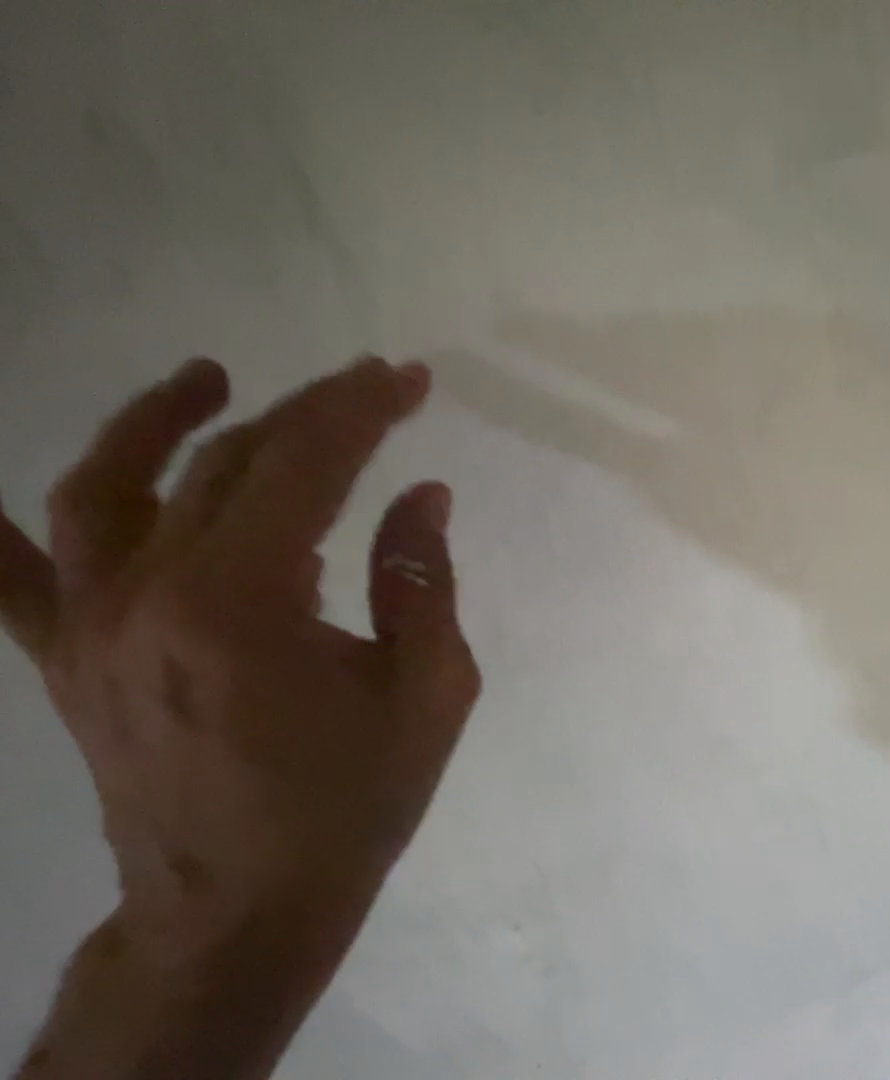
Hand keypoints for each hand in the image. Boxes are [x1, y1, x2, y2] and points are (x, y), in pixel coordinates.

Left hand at [0, 356, 479, 970]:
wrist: (241, 902)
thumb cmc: (354, 798)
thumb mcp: (431, 690)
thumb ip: (420, 581)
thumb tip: (422, 493)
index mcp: (245, 602)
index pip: (304, 468)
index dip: (361, 411)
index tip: (409, 378)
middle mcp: (146, 595)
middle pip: (223, 466)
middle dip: (307, 411)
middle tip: (371, 383)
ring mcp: (87, 626)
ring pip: (104, 490)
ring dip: (157, 421)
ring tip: (210, 378)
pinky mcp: (63, 659)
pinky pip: (8, 575)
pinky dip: (0, 526)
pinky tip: (16, 490)